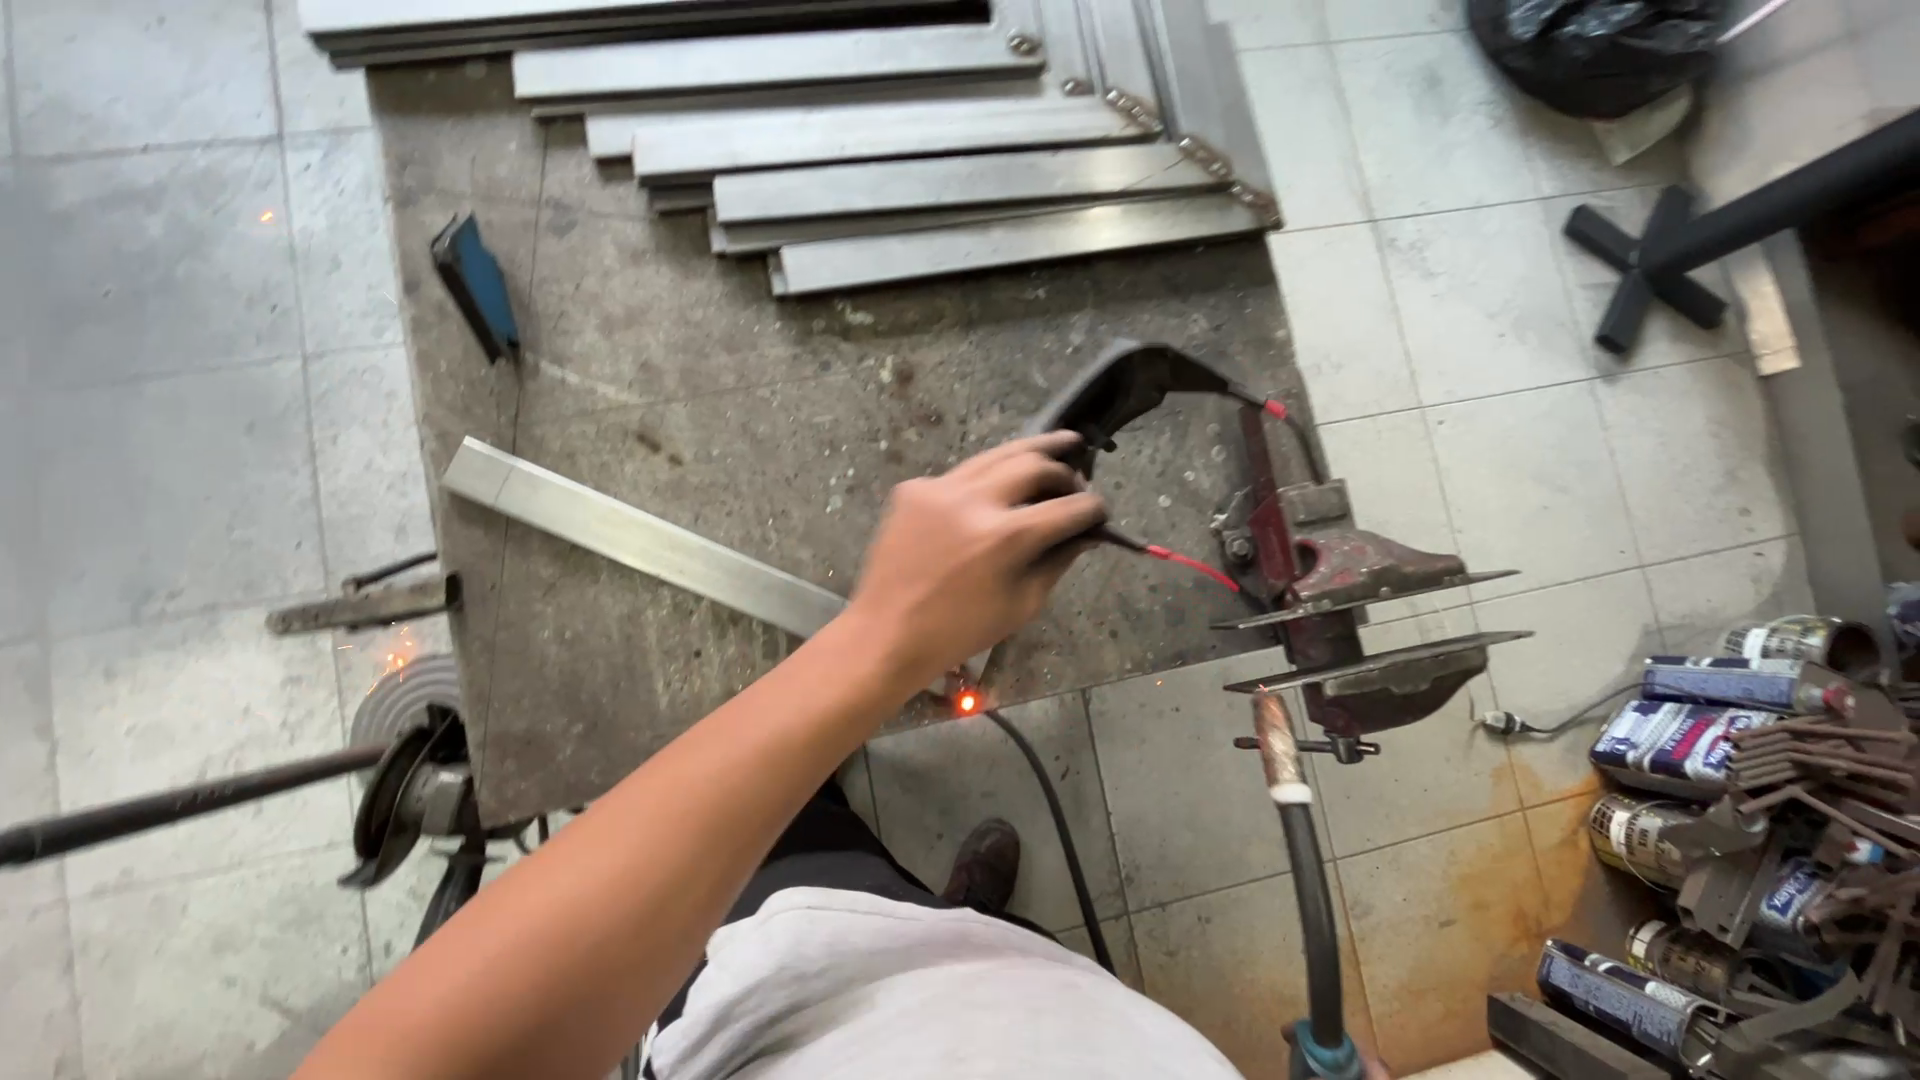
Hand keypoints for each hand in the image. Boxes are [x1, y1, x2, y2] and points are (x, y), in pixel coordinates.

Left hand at [848, 431, 1107, 688]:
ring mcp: (938, 488)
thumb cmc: (960, 631)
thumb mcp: (1022, 603)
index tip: (1100, 511)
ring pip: (997, 455)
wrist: (887, 633)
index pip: (1068, 508)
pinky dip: (986, 479)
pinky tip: (997, 490)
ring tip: (1060, 444)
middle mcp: (973, 500)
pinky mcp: (913, 489)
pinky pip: (962, 474)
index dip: (1093, 508)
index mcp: (1005, 537)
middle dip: (1064, 472)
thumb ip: (1058, 559)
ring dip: (1031, 454)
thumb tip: (1085, 532)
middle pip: (1034, 464)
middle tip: (1076, 481)